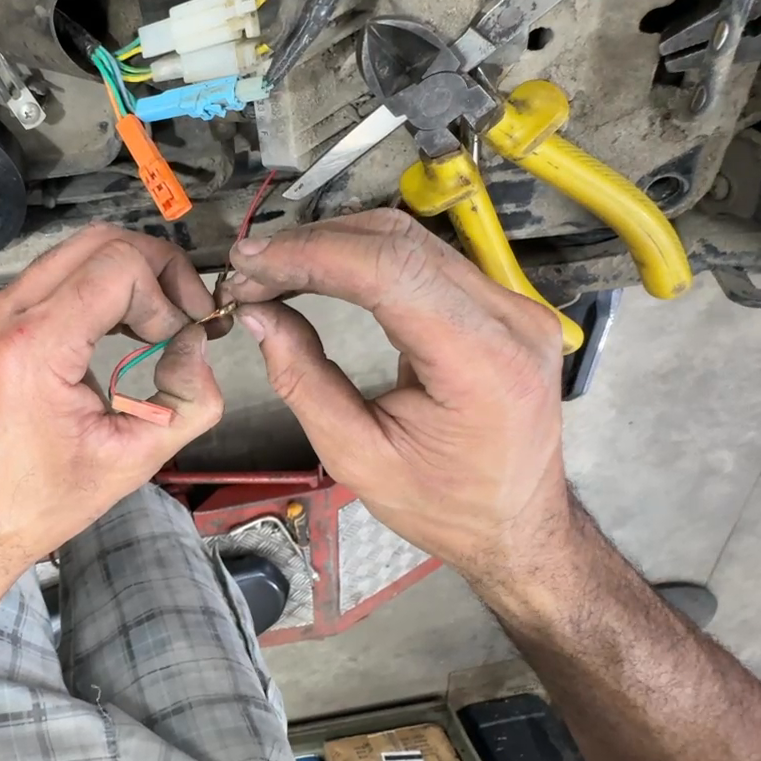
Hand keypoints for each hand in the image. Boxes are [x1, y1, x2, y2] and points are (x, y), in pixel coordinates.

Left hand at [0, 225, 224, 601]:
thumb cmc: (36, 503)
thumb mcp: (132, 460)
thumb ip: (189, 398)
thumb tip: (196, 344)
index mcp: (30, 350)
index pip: (118, 266)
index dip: (167, 293)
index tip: (181, 336)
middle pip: (95, 242)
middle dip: (153, 269)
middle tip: (181, 314)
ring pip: (69, 255)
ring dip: (122, 278)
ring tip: (152, 325)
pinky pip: (44, 281)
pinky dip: (89, 291)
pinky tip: (114, 328)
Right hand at [223, 209, 572, 571]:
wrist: (514, 521)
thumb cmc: (440, 504)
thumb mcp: (355, 456)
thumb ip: (303, 381)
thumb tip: (256, 313)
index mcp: (481, 364)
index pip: (390, 272)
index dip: (310, 256)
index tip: (247, 263)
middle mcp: (508, 318)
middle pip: (397, 242)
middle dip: (310, 246)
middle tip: (246, 270)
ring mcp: (510, 304)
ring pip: (406, 239)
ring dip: (329, 245)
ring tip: (269, 271)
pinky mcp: (497, 303)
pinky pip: (418, 258)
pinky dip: (355, 258)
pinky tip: (313, 272)